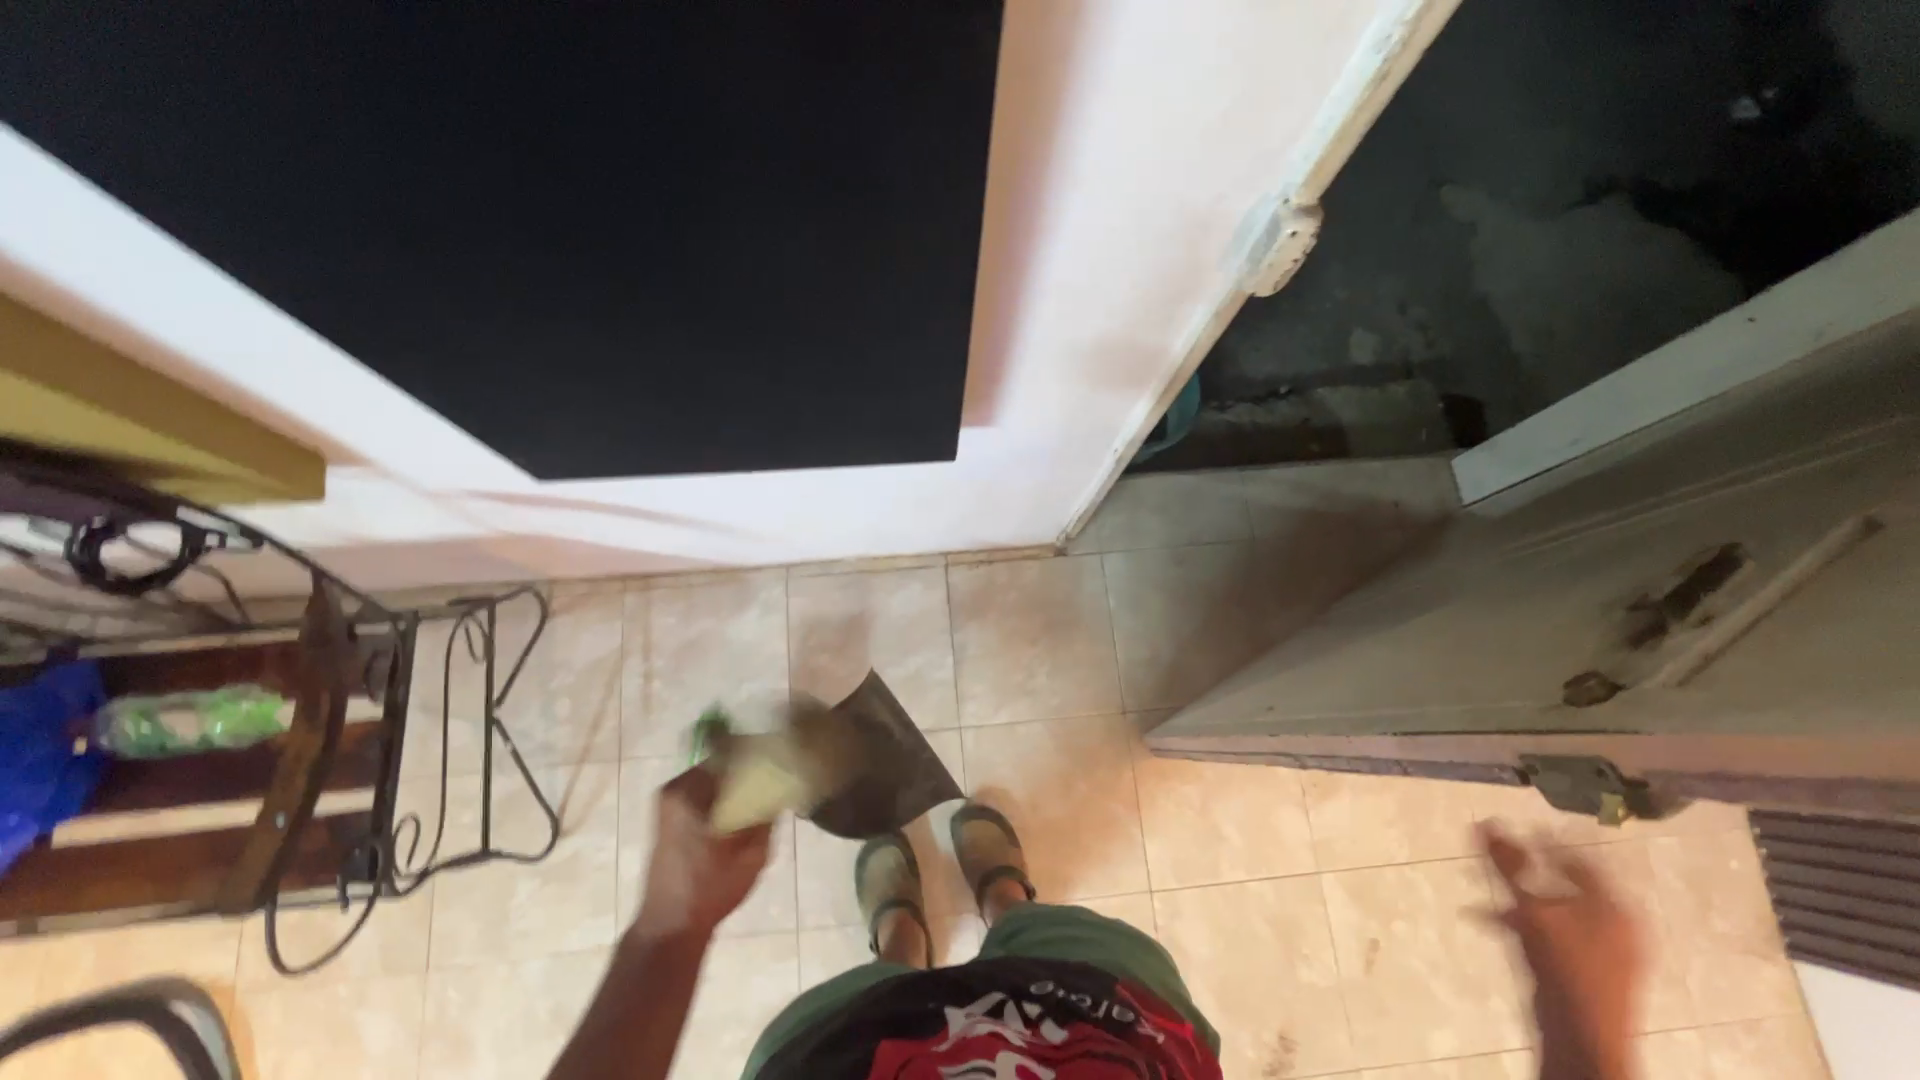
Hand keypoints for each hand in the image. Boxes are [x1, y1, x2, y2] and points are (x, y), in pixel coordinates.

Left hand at [634, 765, 772, 939]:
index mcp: (689, 790)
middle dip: (749, 769)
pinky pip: (704, 794)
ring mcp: (668, 804)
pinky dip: (724, 797)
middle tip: (778, 777)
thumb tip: (782, 790)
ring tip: (765, 794)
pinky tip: (744, 812)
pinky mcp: (669, 819)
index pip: (731, 751)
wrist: (670, 927)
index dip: (760, 752)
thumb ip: (767, 816)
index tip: (784, 756)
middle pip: (721, 764)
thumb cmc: (710, 889)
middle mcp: (674, 789)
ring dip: (737, 784)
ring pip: (713, 780)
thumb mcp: (752, 853)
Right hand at [1479, 822, 1642, 1079]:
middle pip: (1565, 881)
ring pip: (1553, 906)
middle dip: (1526, 867)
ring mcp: (1601, 947)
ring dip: (1517, 894)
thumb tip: (1484, 823)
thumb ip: (1508, 868)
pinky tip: (1488, 919)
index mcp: (1614, 905)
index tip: (1524, 823)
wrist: (1583, 1041)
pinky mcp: (1582, 967)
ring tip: (1484, 887)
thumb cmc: (1567, 970)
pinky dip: (1519, 921)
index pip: (1583, 858)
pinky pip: (1549, 931)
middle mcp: (1614, 922)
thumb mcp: (1534, 913)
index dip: (1551, 838)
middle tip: (1496, 851)